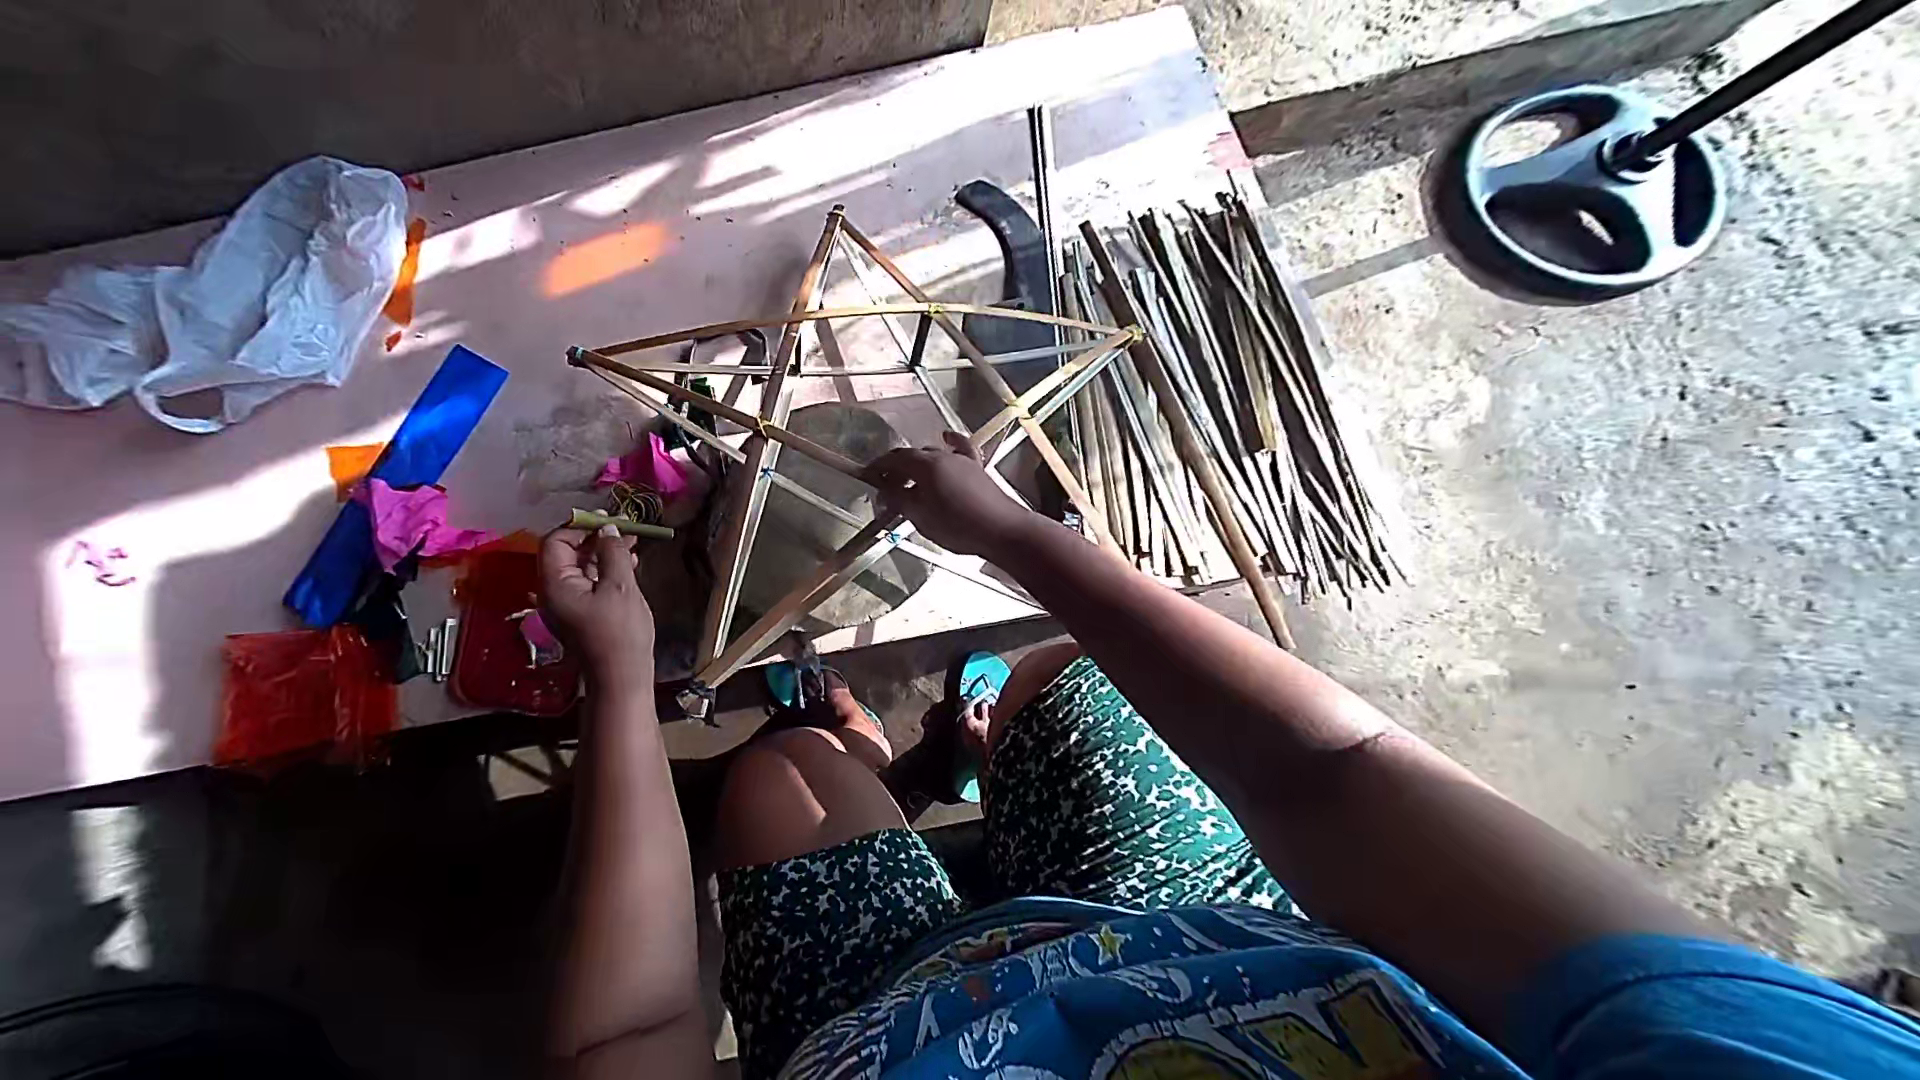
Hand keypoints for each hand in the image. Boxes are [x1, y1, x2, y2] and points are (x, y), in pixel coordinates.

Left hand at [540, 524, 654, 688]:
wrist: (622, 675)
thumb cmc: (620, 631)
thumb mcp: (620, 587)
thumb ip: (613, 553)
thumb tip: (608, 529)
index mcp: (555, 584)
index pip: (556, 542)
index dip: (580, 527)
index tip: (608, 520)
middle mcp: (554, 591)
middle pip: (566, 553)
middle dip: (594, 537)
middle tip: (623, 528)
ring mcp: (567, 603)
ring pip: (580, 566)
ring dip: (603, 552)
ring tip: (631, 543)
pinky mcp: (582, 611)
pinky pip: (589, 581)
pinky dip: (606, 569)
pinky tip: (629, 564)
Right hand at [862, 432, 1036, 556]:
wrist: (1002, 530)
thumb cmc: (958, 525)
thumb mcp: (920, 516)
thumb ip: (899, 500)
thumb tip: (885, 491)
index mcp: (925, 465)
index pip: (894, 459)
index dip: (878, 467)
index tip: (868, 476)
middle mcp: (942, 456)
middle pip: (912, 456)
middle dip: (896, 468)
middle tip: (885, 486)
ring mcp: (962, 460)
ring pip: (933, 455)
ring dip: (918, 464)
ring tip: (909, 480)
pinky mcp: (977, 469)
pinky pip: (961, 449)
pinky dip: (951, 442)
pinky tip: (946, 437)